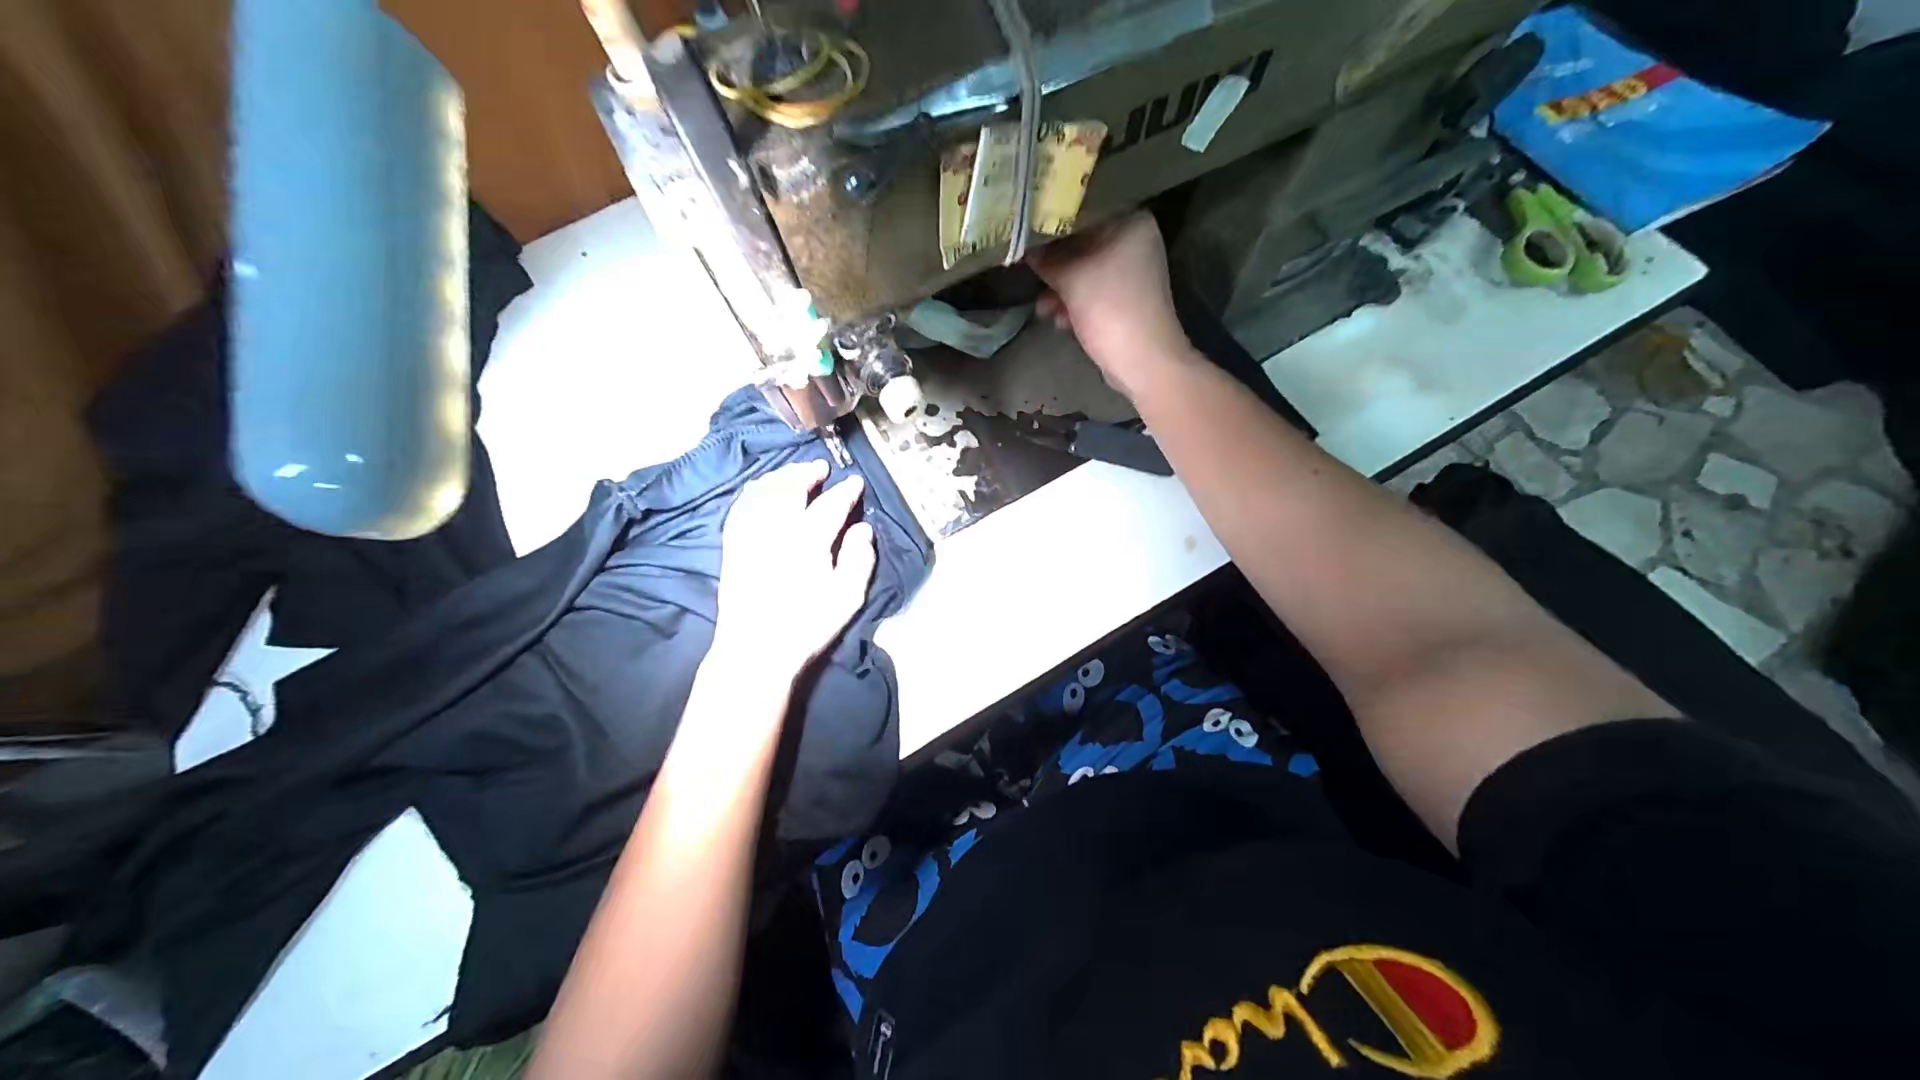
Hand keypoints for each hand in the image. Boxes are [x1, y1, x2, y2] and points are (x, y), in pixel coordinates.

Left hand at [712, 460, 876, 679]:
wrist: (756, 648)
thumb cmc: (807, 625)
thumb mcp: (847, 598)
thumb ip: (859, 559)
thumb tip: (862, 529)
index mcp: (809, 540)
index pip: (831, 504)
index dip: (846, 491)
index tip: (856, 483)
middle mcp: (777, 527)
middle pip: (792, 486)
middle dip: (808, 472)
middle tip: (821, 468)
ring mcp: (750, 533)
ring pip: (764, 490)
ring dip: (781, 476)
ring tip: (794, 473)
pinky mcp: (732, 543)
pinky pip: (741, 504)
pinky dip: (754, 490)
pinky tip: (761, 490)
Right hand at [1029, 211, 1193, 397]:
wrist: (1143, 361)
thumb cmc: (1110, 310)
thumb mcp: (1071, 279)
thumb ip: (1045, 258)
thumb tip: (1022, 245)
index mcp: (1130, 222)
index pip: (1083, 211)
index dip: (1051, 223)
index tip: (1025, 233)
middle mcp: (1134, 241)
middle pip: (1081, 243)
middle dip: (1053, 264)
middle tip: (1028, 274)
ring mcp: (1130, 272)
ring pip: (1083, 271)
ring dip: (1060, 289)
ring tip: (1043, 308)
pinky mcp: (1123, 299)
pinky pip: (1091, 292)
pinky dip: (1074, 303)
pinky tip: (1059, 320)